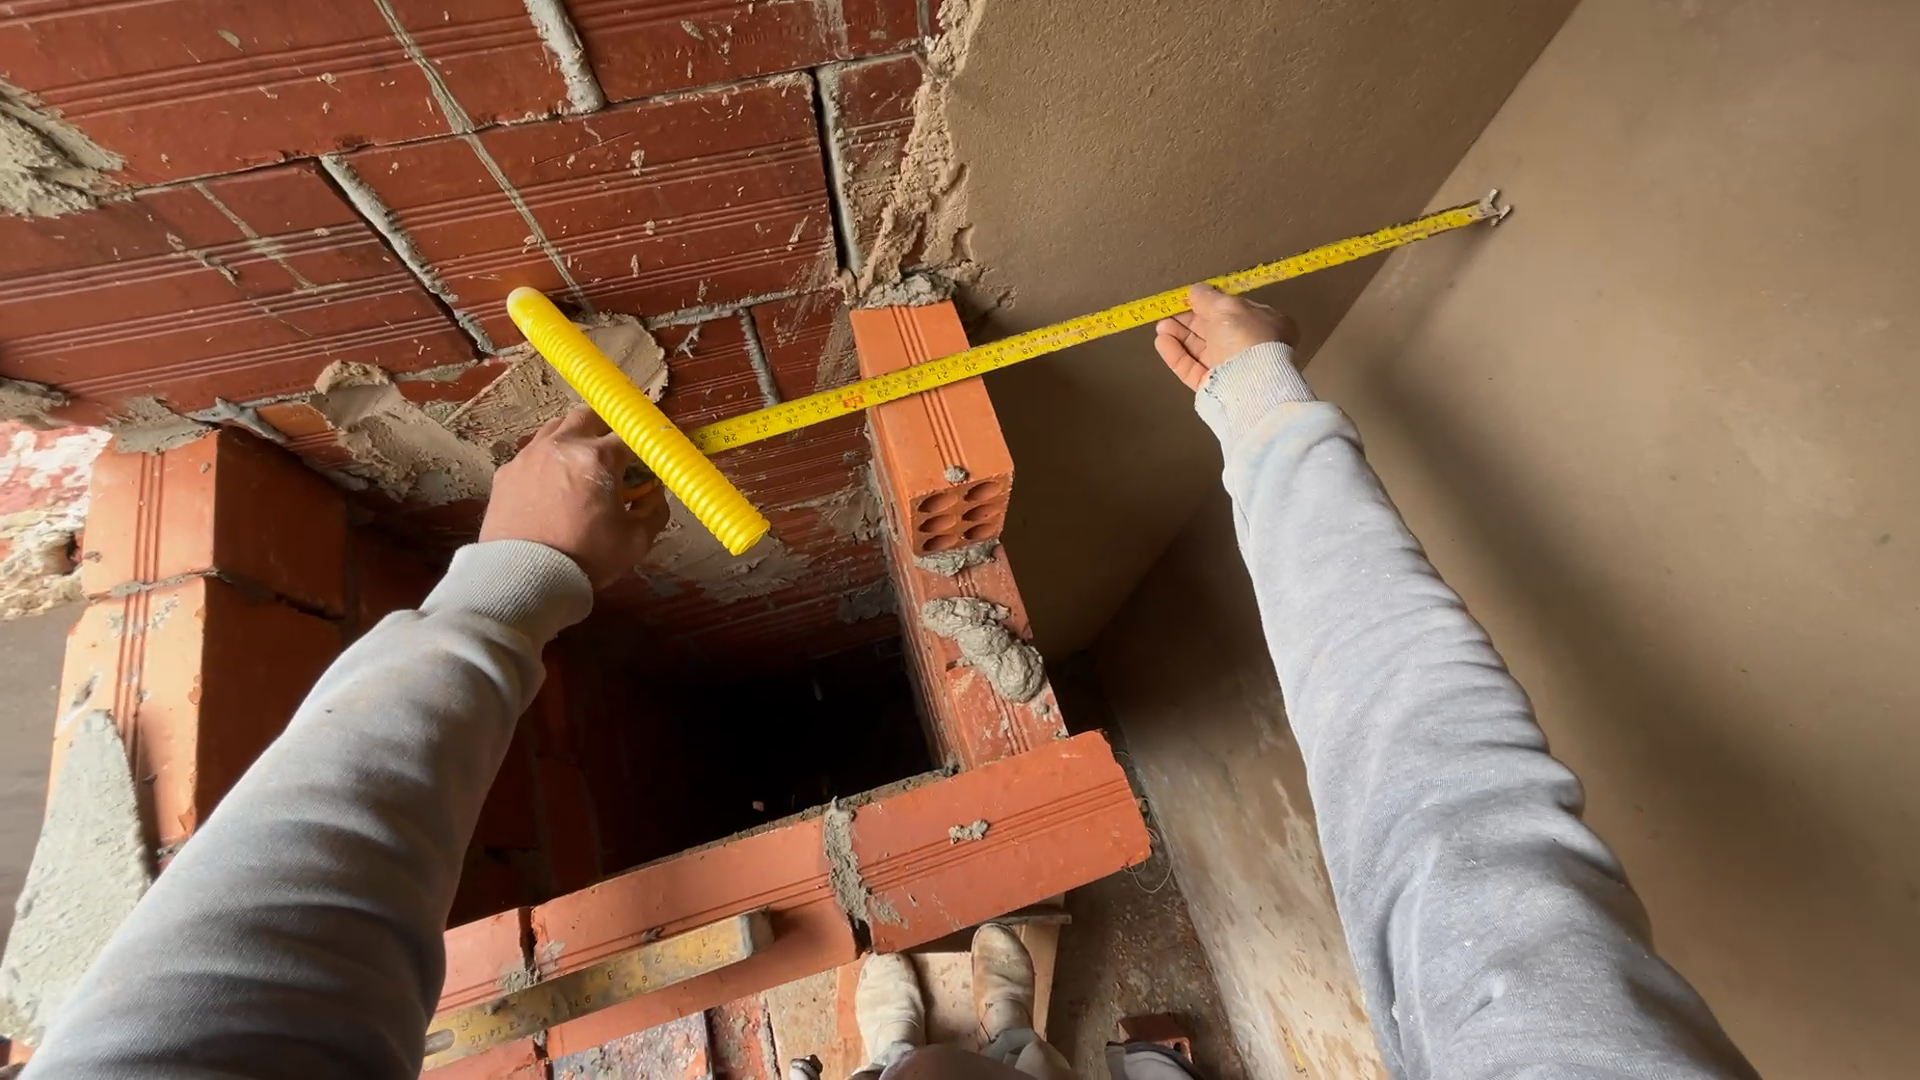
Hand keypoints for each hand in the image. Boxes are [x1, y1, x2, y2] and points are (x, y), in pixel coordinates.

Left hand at [479, 406, 671, 587]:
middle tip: (619, 447)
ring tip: (585, 460)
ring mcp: (529, 455)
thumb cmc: (586, 556)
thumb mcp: (637, 540)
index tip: (652, 453)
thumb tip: (654, 495)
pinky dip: (551, 457)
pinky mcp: (507, 472)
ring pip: (558, 427)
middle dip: (608, 426)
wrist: (522, 576)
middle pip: (589, 415)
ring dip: (577, 437)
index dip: (646, 442)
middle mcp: (563, 446)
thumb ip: (654, 511)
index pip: (631, 435)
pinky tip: (556, 481)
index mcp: (598, 458)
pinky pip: (534, 451)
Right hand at [1154, 283, 1299, 391]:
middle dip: (1187, 321)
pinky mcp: (1212, 387)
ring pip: (1199, 349)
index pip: (1231, 311)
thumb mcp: (1228, 308)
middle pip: (1212, 330)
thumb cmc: (1246, 337)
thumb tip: (1195, 290)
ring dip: (1178, 335)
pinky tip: (1162, 342)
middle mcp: (1248, 346)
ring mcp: (1229, 368)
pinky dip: (1176, 354)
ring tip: (1160, 327)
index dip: (1208, 304)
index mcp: (1262, 323)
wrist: (1249, 384)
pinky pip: (1191, 368)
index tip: (1187, 299)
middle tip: (1166, 313)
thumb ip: (1208, 298)